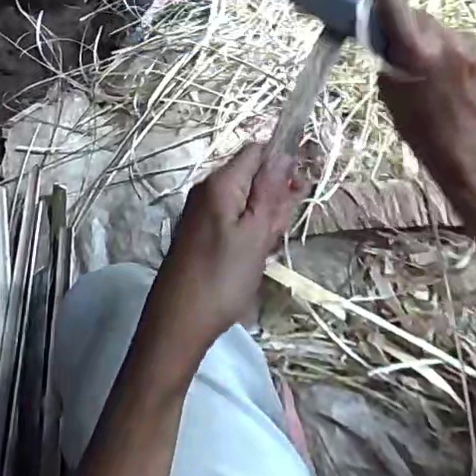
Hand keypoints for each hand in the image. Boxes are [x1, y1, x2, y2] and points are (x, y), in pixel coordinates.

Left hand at [142, 141, 302, 361]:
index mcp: (221, 182)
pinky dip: (250, 231)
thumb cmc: (222, 277)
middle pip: (253, 175)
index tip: (298, 190)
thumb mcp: (256, 232)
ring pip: (247, 199)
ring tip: (264, 249)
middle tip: (276, 231)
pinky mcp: (201, 231)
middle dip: (274, 197)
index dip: (282, 163)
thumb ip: (271, 189)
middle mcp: (208, 188)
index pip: (258, 150)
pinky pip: (234, 217)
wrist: (178, 325)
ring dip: (264, 218)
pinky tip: (253, 256)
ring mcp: (202, 210)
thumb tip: (284, 151)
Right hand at [373, 0, 475, 221]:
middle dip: (418, 33)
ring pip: (452, 32)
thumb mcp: (391, 95)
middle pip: (425, 18)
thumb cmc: (424, 131)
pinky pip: (475, 46)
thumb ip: (390, 59)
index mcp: (416, 50)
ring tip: (449, 76)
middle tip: (418, 57)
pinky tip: (469, 82)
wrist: (472, 155)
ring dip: (445, 46)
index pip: (394, 4)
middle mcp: (447, 41)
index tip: (383, 14)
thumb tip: (390, 40)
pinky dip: (469, 58)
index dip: (385, 7)